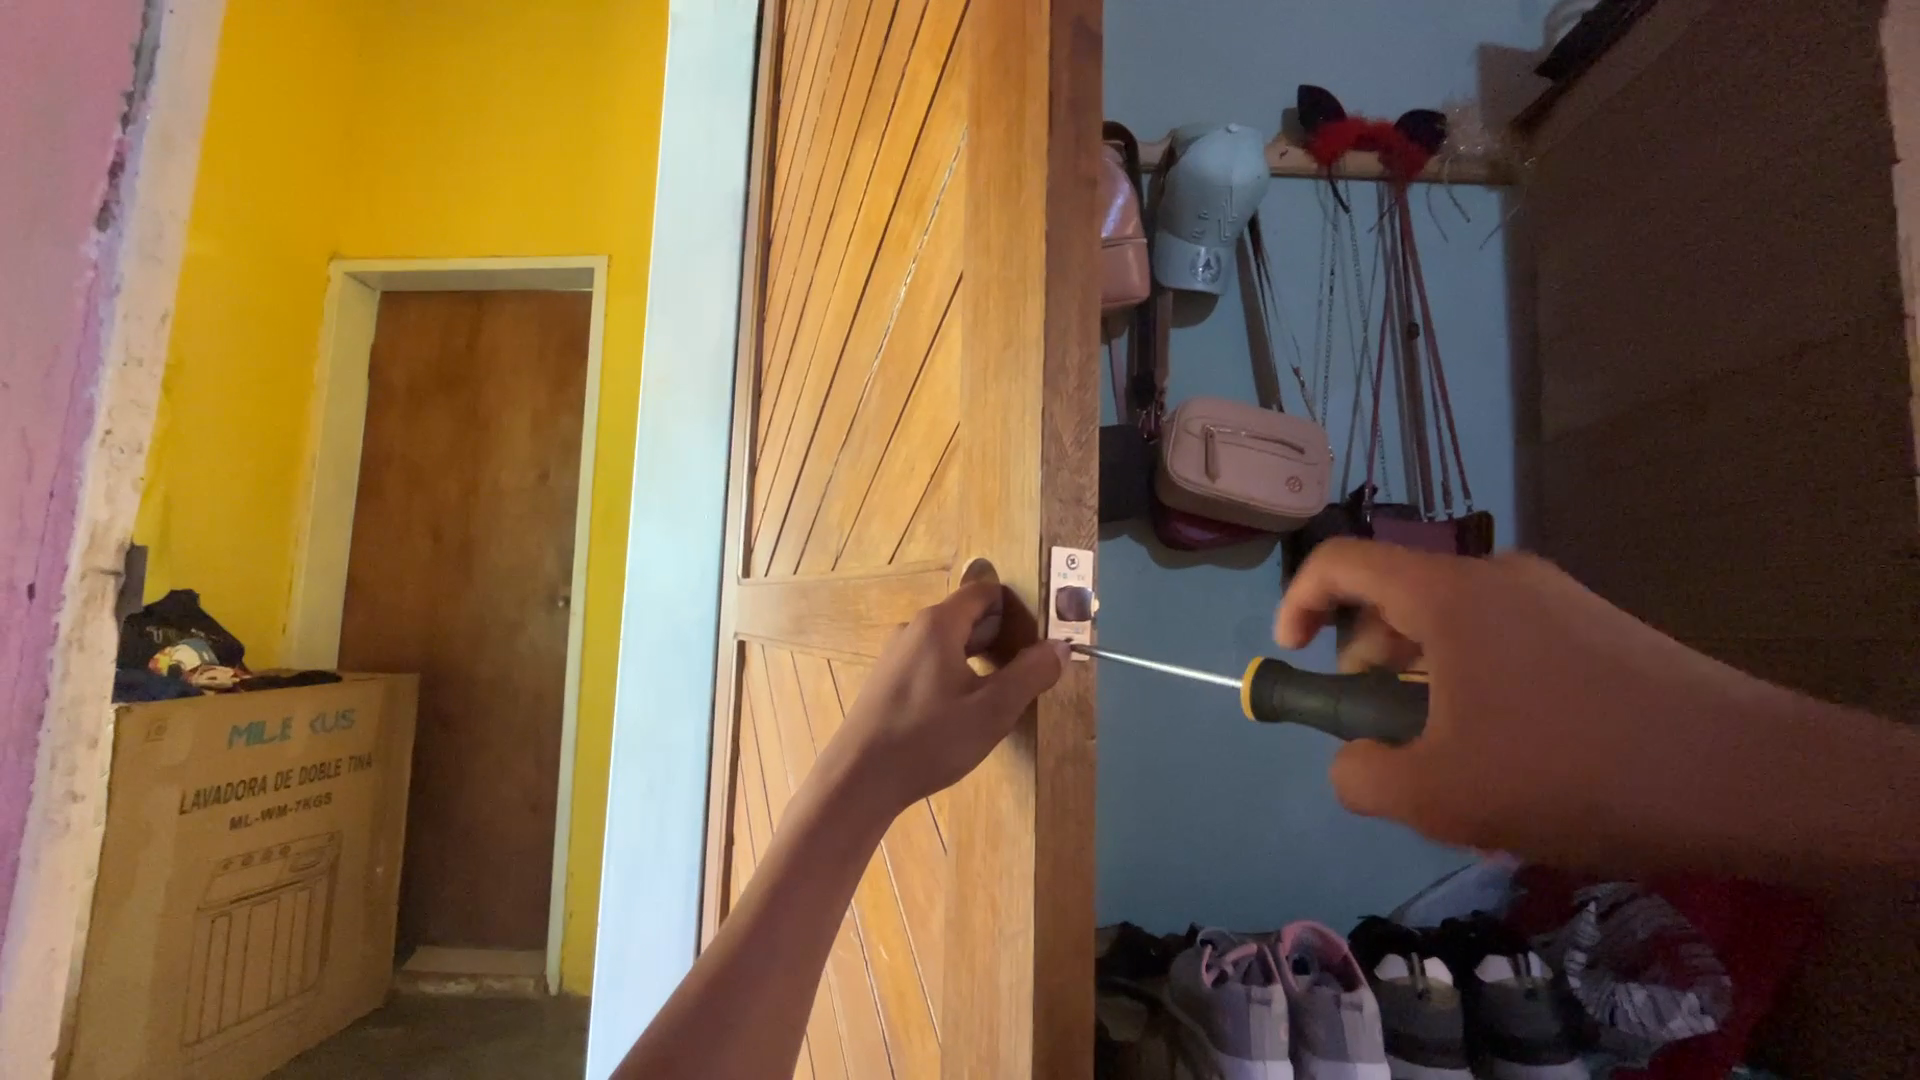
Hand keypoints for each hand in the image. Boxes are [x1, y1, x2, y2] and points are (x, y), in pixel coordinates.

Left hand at [832, 580, 1068, 813]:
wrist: (859, 779)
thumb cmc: (928, 739)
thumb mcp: (992, 710)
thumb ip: (1031, 674)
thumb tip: (1060, 646)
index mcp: (938, 625)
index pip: (984, 592)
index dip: (1017, 609)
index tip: (1039, 638)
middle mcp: (913, 630)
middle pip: (968, 617)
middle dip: (1002, 637)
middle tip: (1028, 672)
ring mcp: (896, 655)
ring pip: (950, 643)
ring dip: (980, 660)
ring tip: (1001, 695)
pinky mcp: (887, 681)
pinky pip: (931, 663)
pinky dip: (955, 674)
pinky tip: (963, 711)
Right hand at [1275, 539, 1816, 872]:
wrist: (1760, 779)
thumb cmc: (1573, 771)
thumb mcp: (1436, 794)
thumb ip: (1359, 776)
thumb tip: (1352, 762)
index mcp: (1445, 593)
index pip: (1339, 560)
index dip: (1296, 601)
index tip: (1295, 654)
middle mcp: (1494, 577)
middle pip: (1392, 598)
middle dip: (1365, 664)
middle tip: (1381, 731)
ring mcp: (1551, 598)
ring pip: (1448, 630)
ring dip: (1422, 688)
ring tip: (1450, 764)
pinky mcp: (1595, 627)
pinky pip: (1502, 646)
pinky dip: (1475, 690)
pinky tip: (1511, 763)